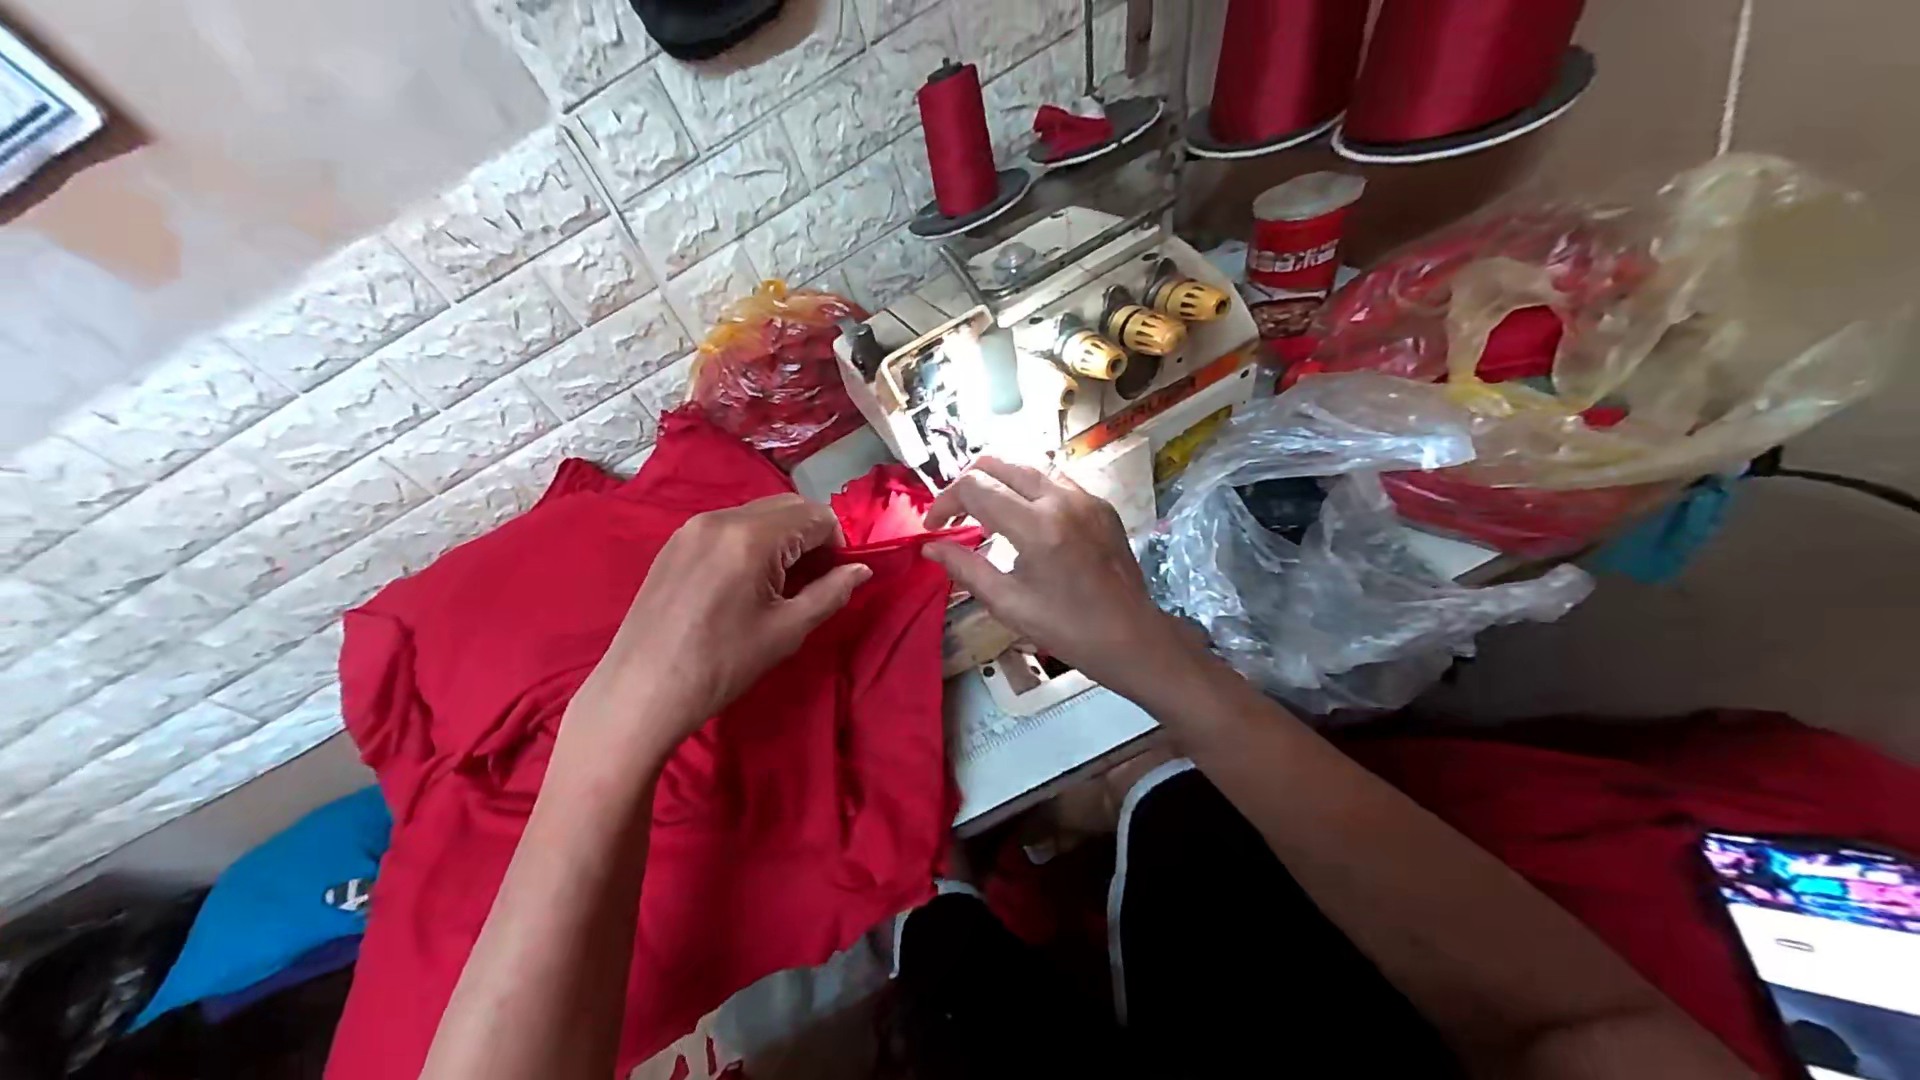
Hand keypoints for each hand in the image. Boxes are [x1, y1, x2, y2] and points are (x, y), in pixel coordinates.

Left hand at [566, 494, 871, 759]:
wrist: (641, 692)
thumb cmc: (722, 665)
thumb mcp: (788, 631)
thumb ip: (831, 592)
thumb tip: (862, 570)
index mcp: (752, 537)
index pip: (816, 516)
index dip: (837, 543)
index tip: (836, 576)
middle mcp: (721, 518)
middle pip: (787, 506)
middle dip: (811, 535)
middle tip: (812, 579)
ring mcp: (692, 527)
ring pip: (757, 514)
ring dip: (782, 537)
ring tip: (779, 583)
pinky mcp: (674, 542)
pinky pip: (728, 525)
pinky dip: (751, 541)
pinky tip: (745, 581)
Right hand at [922, 457, 1195, 701]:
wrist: (1131, 637)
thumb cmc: (1066, 628)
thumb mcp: (1008, 603)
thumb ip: (965, 568)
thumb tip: (930, 546)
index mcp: (1036, 526)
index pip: (975, 488)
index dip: (944, 502)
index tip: (934, 527)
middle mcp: (1061, 499)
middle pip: (999, 463)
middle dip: (967, 483)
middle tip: (955, 514)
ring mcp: (1086, 498)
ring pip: (1028, 467)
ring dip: (998, 482)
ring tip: (985, 512)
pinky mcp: (1101, 505)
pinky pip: (1056, 481)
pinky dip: (1029, 489)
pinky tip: (1024, 517)